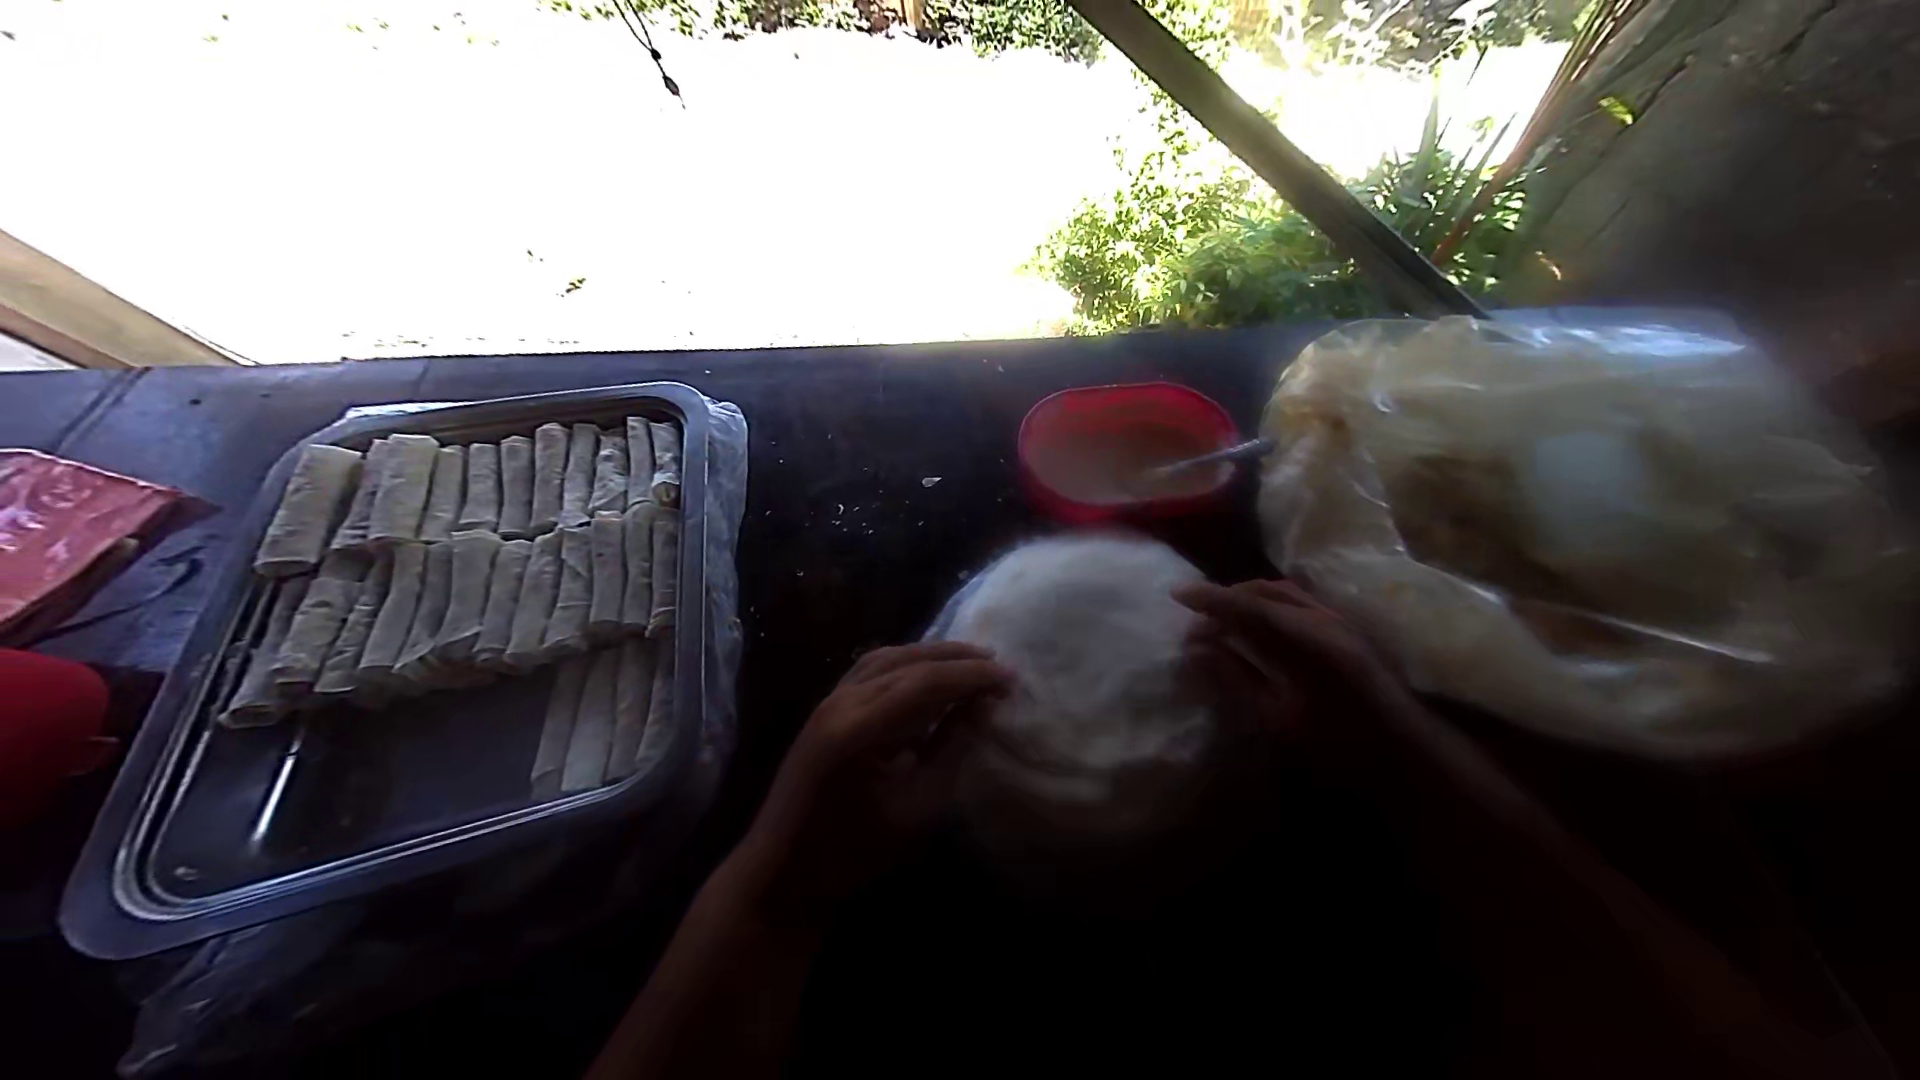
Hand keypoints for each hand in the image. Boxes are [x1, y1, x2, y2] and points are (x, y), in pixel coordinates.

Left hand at [727, 642, 1012, 918]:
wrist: (783, 872)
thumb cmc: (854, 853)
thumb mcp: (917, 809)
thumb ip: (950, 750)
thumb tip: (979, 707)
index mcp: (860, 728)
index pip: (925, 682)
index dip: (971, 676)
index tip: (1010, 678)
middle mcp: (841, 701)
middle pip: (906, 661)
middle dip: (955, 658)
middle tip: (997, 663)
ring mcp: (828, 701)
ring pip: (886, 658)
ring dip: (930, 655)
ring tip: (969, 661)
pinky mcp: (825, 708)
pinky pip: (870, 669)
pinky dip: (905, 662)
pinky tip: (926, 671)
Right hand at [1174, 578, 1412, 749]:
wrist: (1411, 760)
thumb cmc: (1342, 751)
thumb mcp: (1279, 720)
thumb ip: (1236, 678)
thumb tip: (1197, 649)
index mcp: (1308, 643)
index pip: (1247, 606)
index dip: (1209, 598)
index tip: (1175, 595)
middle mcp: (1326, 620)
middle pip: (1264, 592)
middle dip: (1225, 597)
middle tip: (1195, 618)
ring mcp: (1340, 621)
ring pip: (1282, 593)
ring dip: (1246, 599)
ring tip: (1220, 620)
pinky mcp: (1347, 629)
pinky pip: (1297, 602)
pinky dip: (1267, 605)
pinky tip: (1255, 626)